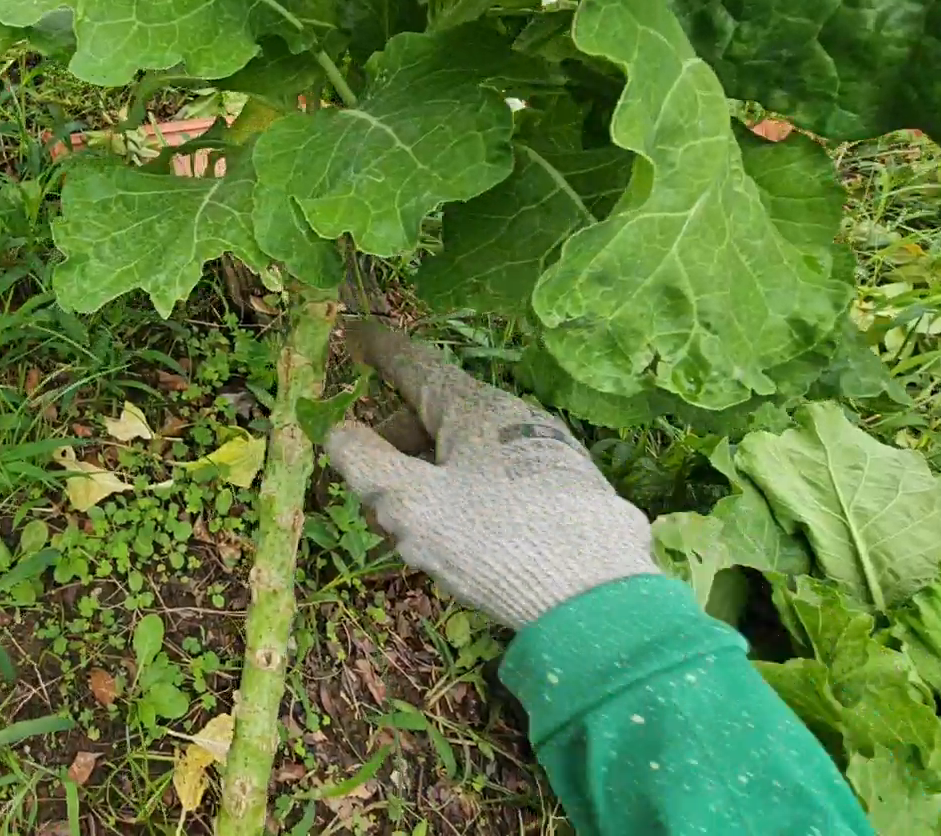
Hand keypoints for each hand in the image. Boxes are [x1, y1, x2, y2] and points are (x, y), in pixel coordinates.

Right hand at [324, 321, 657, 627]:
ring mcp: (546, 454)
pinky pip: (495, 478)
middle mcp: (512, 418)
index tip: (351, 332)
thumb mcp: (406, 502)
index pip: (412, 362)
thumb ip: (360, 459)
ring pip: (462, 453)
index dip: (376, 348)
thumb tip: (339, 429)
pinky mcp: (569, 492)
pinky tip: (458, 542)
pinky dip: (461, 496)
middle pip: (432, 417)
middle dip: (390, 451)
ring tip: (410, 538)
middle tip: (370, 503)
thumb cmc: (491, 542)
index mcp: (473, 408)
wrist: (602, 609)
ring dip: (423, 483)